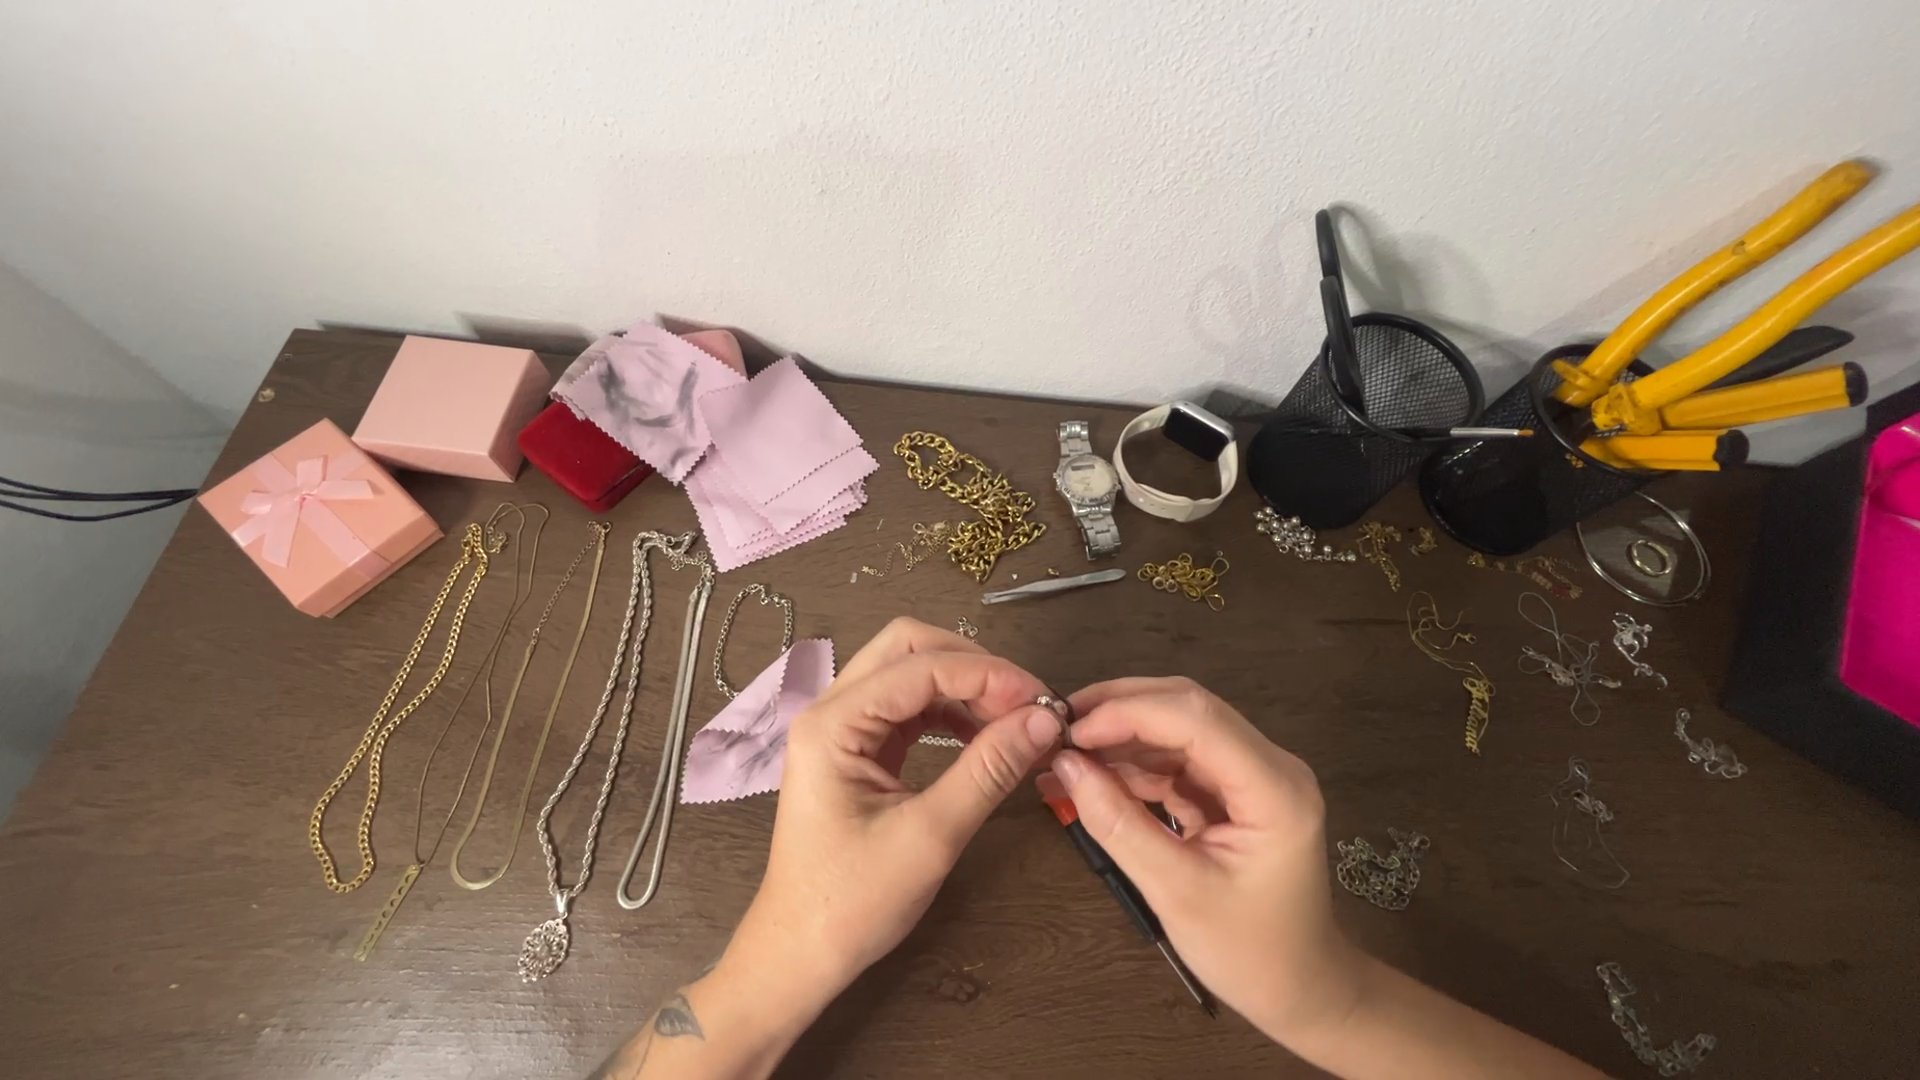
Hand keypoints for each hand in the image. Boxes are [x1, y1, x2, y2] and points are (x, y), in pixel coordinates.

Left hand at [725, 618, 1064, 1009]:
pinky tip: (982, 735)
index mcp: (833, 723)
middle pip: (908, 647)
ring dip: (964, 685)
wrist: (801, 954)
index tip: (1041, 700)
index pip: (920, 667)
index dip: (987, 675)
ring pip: (910, 671)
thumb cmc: (853, 903)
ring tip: (1013, 718)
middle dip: (972, 663)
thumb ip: (988, 771)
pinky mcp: (858, 746)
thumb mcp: (930, 836)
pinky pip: (909, 706)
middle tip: (1024, 700)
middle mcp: (832, 710)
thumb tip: (1045, 720)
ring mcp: (843, 726)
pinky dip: (950, 710)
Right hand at [1042, 677, 1363, 1043]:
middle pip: (1186, 707)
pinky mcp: (1227, 787)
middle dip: (1119, 709)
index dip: (1130, 713)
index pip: (1197, 720)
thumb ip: (1119, 825)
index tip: (1070, 730)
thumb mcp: (1176, 893)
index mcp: (1274, 788)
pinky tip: (1089, 774)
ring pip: (1174, 726)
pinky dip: (1128, 762)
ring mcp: (1247, 772)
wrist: (1298, 989)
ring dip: (1118, 734)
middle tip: (1058, 725)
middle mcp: (1267, 764)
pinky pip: (1172, 757)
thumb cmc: (1249, 952)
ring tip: (1062, 751)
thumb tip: (1065, 766)